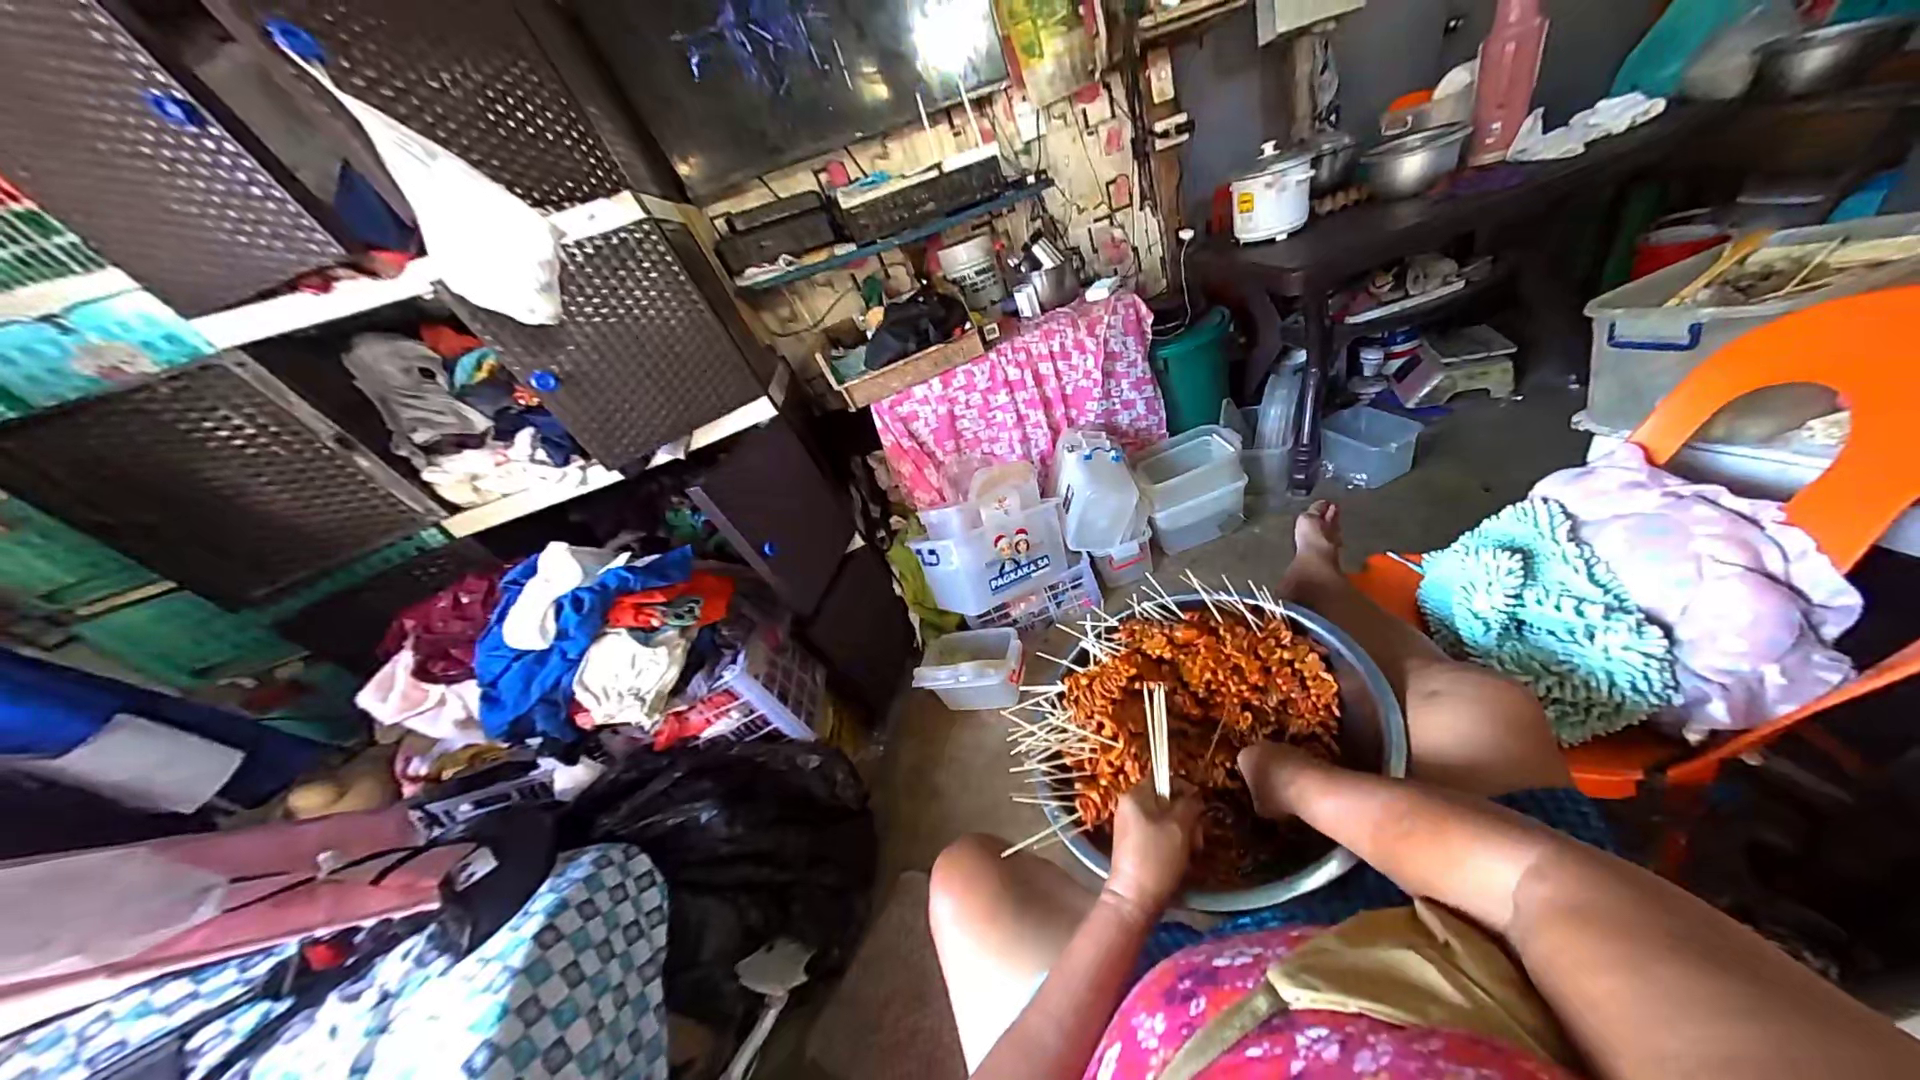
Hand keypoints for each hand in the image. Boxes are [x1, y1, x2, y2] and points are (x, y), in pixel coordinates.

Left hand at [1102, 780, 1202, 918]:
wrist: (1135, 898)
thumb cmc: (1157, 858)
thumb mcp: (1179, 827)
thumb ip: (1189, 804)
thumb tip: (1194, 794)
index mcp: (1134, 795)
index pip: (1162, 778)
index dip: (1184, 789)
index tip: (1198, 808)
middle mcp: (1129, 807)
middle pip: (1167, 801)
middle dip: (1187, 818)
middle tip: (1196, 836)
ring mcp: (1131, 826)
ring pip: (1166, 821)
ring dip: (1184, 834)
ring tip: (1191, 851)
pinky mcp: (1135, 845)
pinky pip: (1159, 836)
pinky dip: (1174, 845)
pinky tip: (1182, 860)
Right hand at [1236, 741, 1319, 821]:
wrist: (1309, 787)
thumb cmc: (1275, 796)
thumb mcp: (1259, 807)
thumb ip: (1257, 801)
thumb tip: (1263, 803)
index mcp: (1245, 756)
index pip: (1243, 766)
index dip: (1250, 780)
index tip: (1257, 793)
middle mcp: (1262, 746)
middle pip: (1262, 759)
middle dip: (1267, 773)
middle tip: (1273, 793)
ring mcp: (1285, 746)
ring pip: (1281, 761)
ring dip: (1285, 774)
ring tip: (1291, 795)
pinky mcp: (1305, 751)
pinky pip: (1298, 765)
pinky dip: (1301, 775)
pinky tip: (1305, 791)